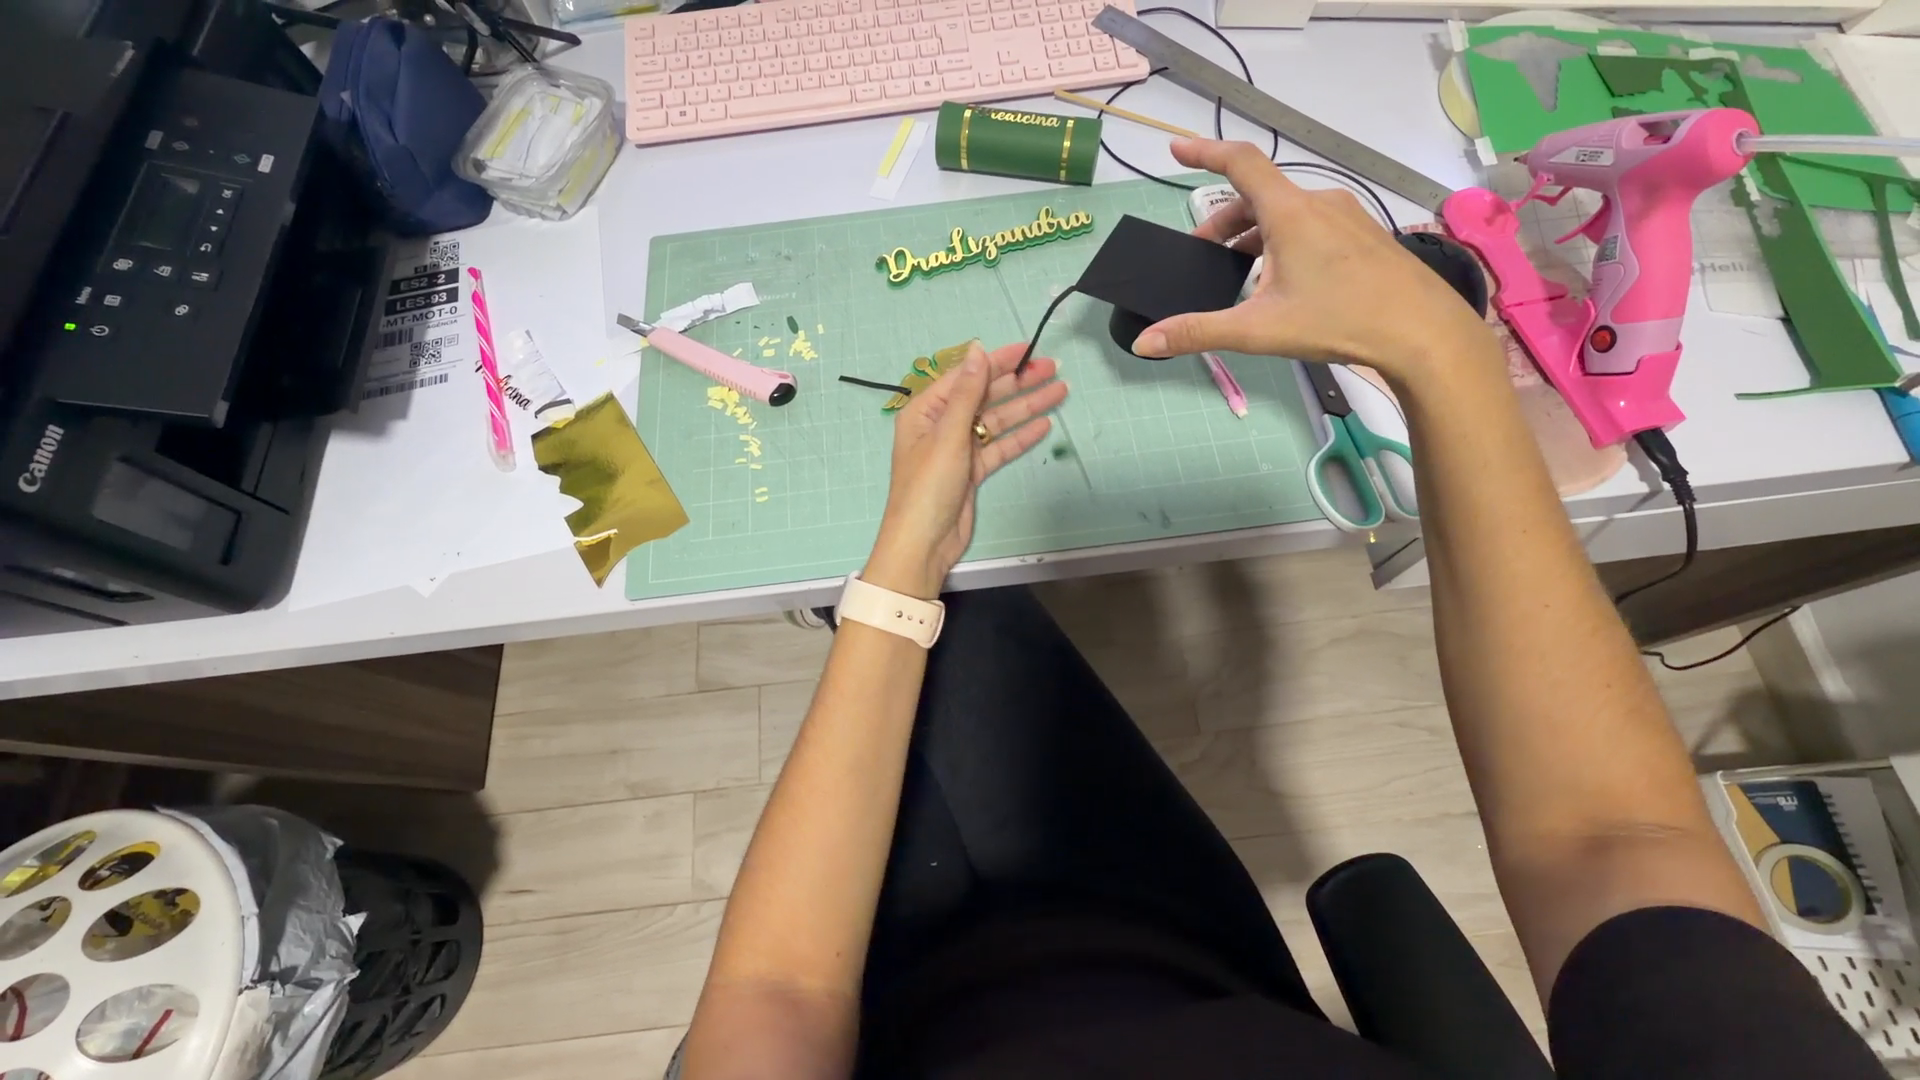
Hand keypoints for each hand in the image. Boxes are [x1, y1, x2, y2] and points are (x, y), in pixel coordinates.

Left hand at [866, 342, 1067, 597]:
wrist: (923, 543)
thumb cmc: (928, 486)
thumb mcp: (948, 435)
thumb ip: (967, 392)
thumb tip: (978, 349)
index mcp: (926, 410)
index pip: (967, 376)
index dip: (998, 361)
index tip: (1028, 349)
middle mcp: (941, 425)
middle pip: (984, 396)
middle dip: (1018, 382)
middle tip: (1053, 368)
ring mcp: (958, 449)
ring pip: (996, 421)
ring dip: (1026, 407)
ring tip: (1060, 392)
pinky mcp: (972, 471)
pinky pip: (999, 447)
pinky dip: (1020, 437)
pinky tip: (1044, 425)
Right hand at [1129, 139, 1497, 382]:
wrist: (1422, 332)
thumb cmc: (1339, 321)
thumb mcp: (1258, 330)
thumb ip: (1198, 332)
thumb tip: (1145, 341)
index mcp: (1290, 213)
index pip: (1240, 163)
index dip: (1204, 152)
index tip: (1177, 149)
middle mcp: (1319, 203)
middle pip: (1258, 196)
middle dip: (1223, 222)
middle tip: (1202, 256)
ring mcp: (1346, 216)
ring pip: (1286, 213)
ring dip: (1252, 235)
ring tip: (1239, 273)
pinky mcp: (1363, 235)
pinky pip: (1310, 226)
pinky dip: (1282, 242)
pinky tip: (1282, 280)